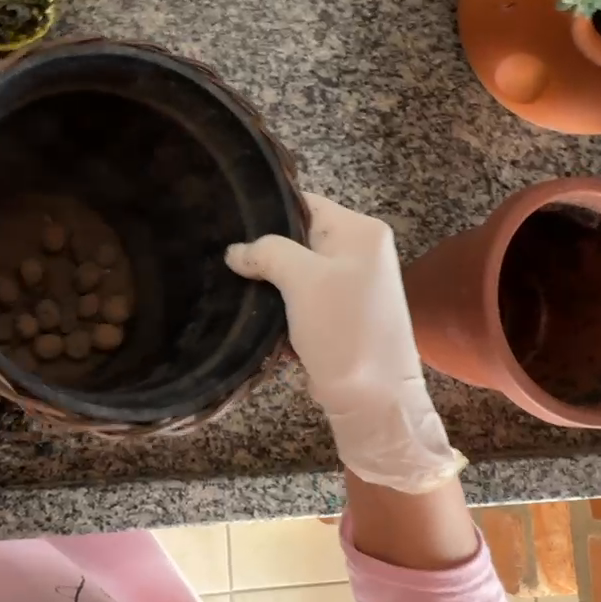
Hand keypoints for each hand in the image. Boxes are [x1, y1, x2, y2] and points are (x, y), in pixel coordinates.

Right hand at [226, 193, 465, 493]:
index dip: (267, 213)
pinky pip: (300, 296)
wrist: (372, 397)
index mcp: (360, 232)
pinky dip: (280, 305)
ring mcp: (350, 284)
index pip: (304, 204)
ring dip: (269, 282)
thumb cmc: (343, 330)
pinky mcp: (338, 313)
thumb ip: (266, 252)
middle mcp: (359, 251)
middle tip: (228, 262)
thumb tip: (235, 251)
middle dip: (264, 251)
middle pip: (296, 237)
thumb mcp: (302, 280)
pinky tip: (259, 313)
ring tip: (236, 286)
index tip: (229, 227)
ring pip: (294, 269)